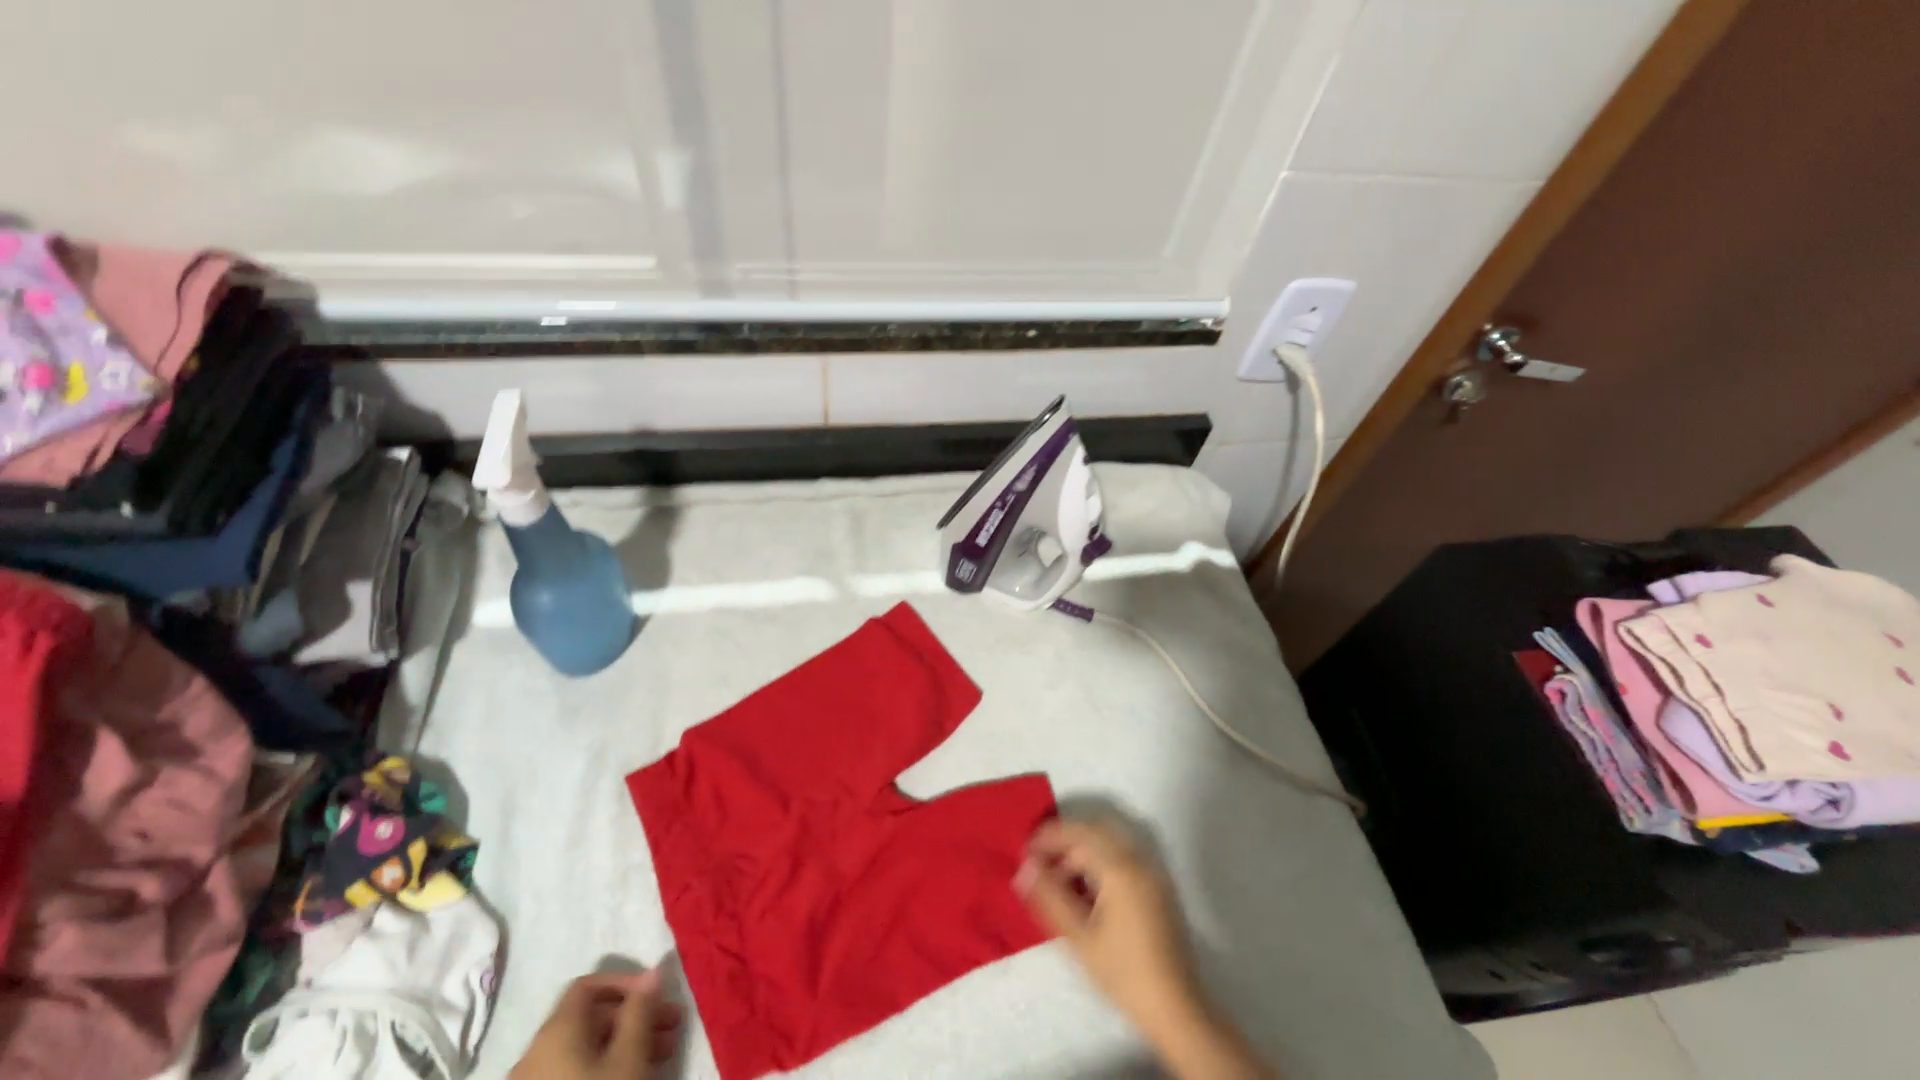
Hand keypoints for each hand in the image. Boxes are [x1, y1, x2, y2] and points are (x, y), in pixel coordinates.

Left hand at [510, 970, 683, 1079]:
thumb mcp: (629, 1058)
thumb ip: (641, 1011)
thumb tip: (652, 973)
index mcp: (556, 1030)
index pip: (588, 986)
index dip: (626, 983)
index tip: (658, 996)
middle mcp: (537, 1050)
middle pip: (589, 1017)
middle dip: (636, 1016)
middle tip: (674, 1028)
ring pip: (585, 1047)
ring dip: (626, 1041)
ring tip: (664, 1055)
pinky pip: (575, 1070)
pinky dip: (605, 1065)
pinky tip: (633, 1077)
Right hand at [1015, 820, 1275, 1079]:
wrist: (1176, 1007)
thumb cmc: (1124, 973)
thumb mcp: (1080, 938)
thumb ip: (1050, 898)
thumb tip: (1024, 868)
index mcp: (1122, 871)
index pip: (1080, 835)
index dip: (1049, 837)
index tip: (1025, 850)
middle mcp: (1141, 863)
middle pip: (1098, 832)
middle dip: (1066, 840)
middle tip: (1040, 862)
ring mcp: (1154, 875)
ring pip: (1112, 844)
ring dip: (1083, 851)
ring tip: (1058, 879)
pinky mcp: (1160, 889)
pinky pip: (1125, 858)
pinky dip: (1101, 861)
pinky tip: (1085, 889)